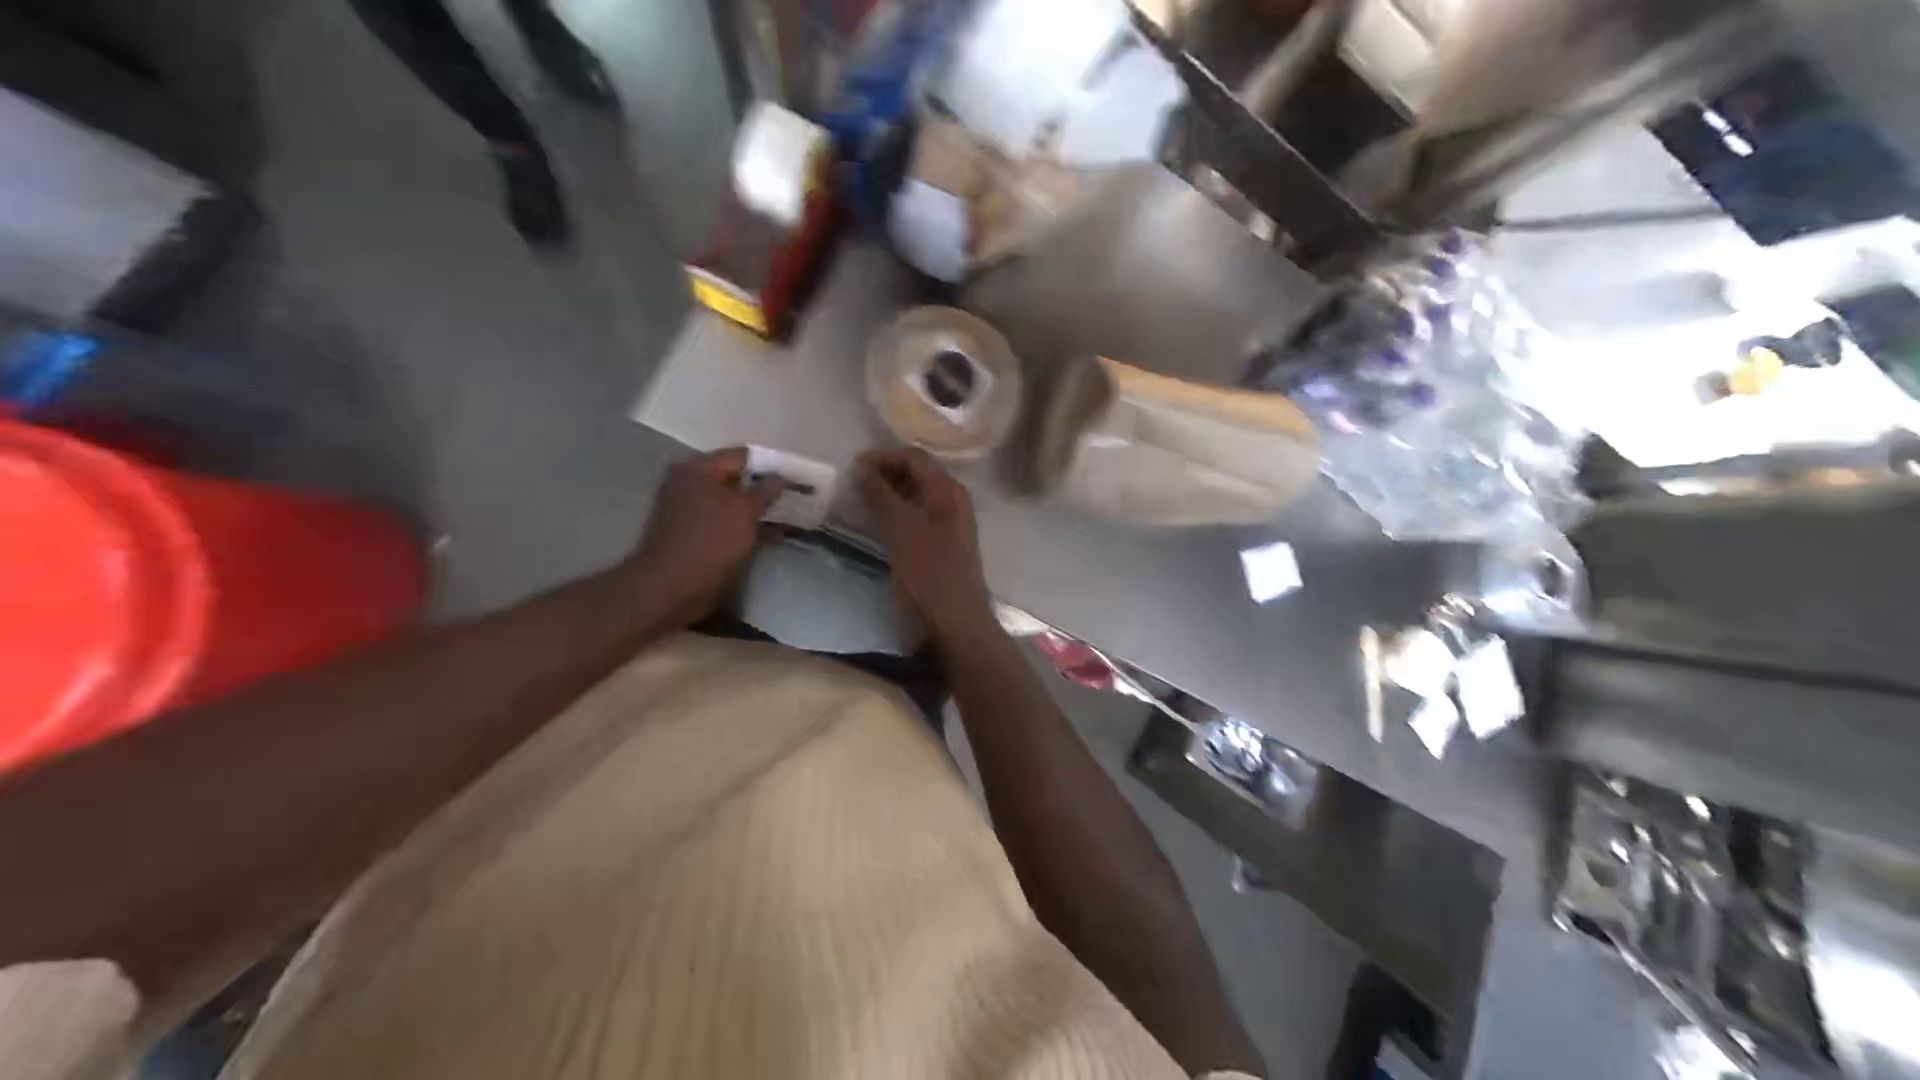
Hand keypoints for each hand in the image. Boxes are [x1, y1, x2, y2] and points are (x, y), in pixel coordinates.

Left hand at [627, 448, 781, 624]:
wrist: (670, 589)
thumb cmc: (710, 542)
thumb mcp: (744, 512)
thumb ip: (765, 491)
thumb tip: (779, 478)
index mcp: (698, 469)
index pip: (743, 456)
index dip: (773, 465)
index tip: (798, 476)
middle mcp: (691, 484)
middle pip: (738, 479)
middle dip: (768, 488)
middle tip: (798, 496)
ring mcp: (691, 510)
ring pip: (734, 503)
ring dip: (761, 510)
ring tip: (793, 516)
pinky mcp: (694, 534)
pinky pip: (727, 523)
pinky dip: (748, 527)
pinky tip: (775, 535)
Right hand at [856, 448, 993, 641]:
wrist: (955, 619)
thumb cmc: (929, 571)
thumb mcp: (902, 528)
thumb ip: (882, 495)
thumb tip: (863, 468)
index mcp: (947, 490)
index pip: (913, 458)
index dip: (883, 457)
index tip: (853, 465)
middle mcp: (951, 500)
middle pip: (915, 475)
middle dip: (884, 474)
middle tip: (852, 483)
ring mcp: (948, 522)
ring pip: (914, 497)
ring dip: (887, 494)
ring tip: (858, 499)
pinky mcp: (940, 542)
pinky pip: (915, 516)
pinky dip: (895, 513)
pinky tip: (875, 521)